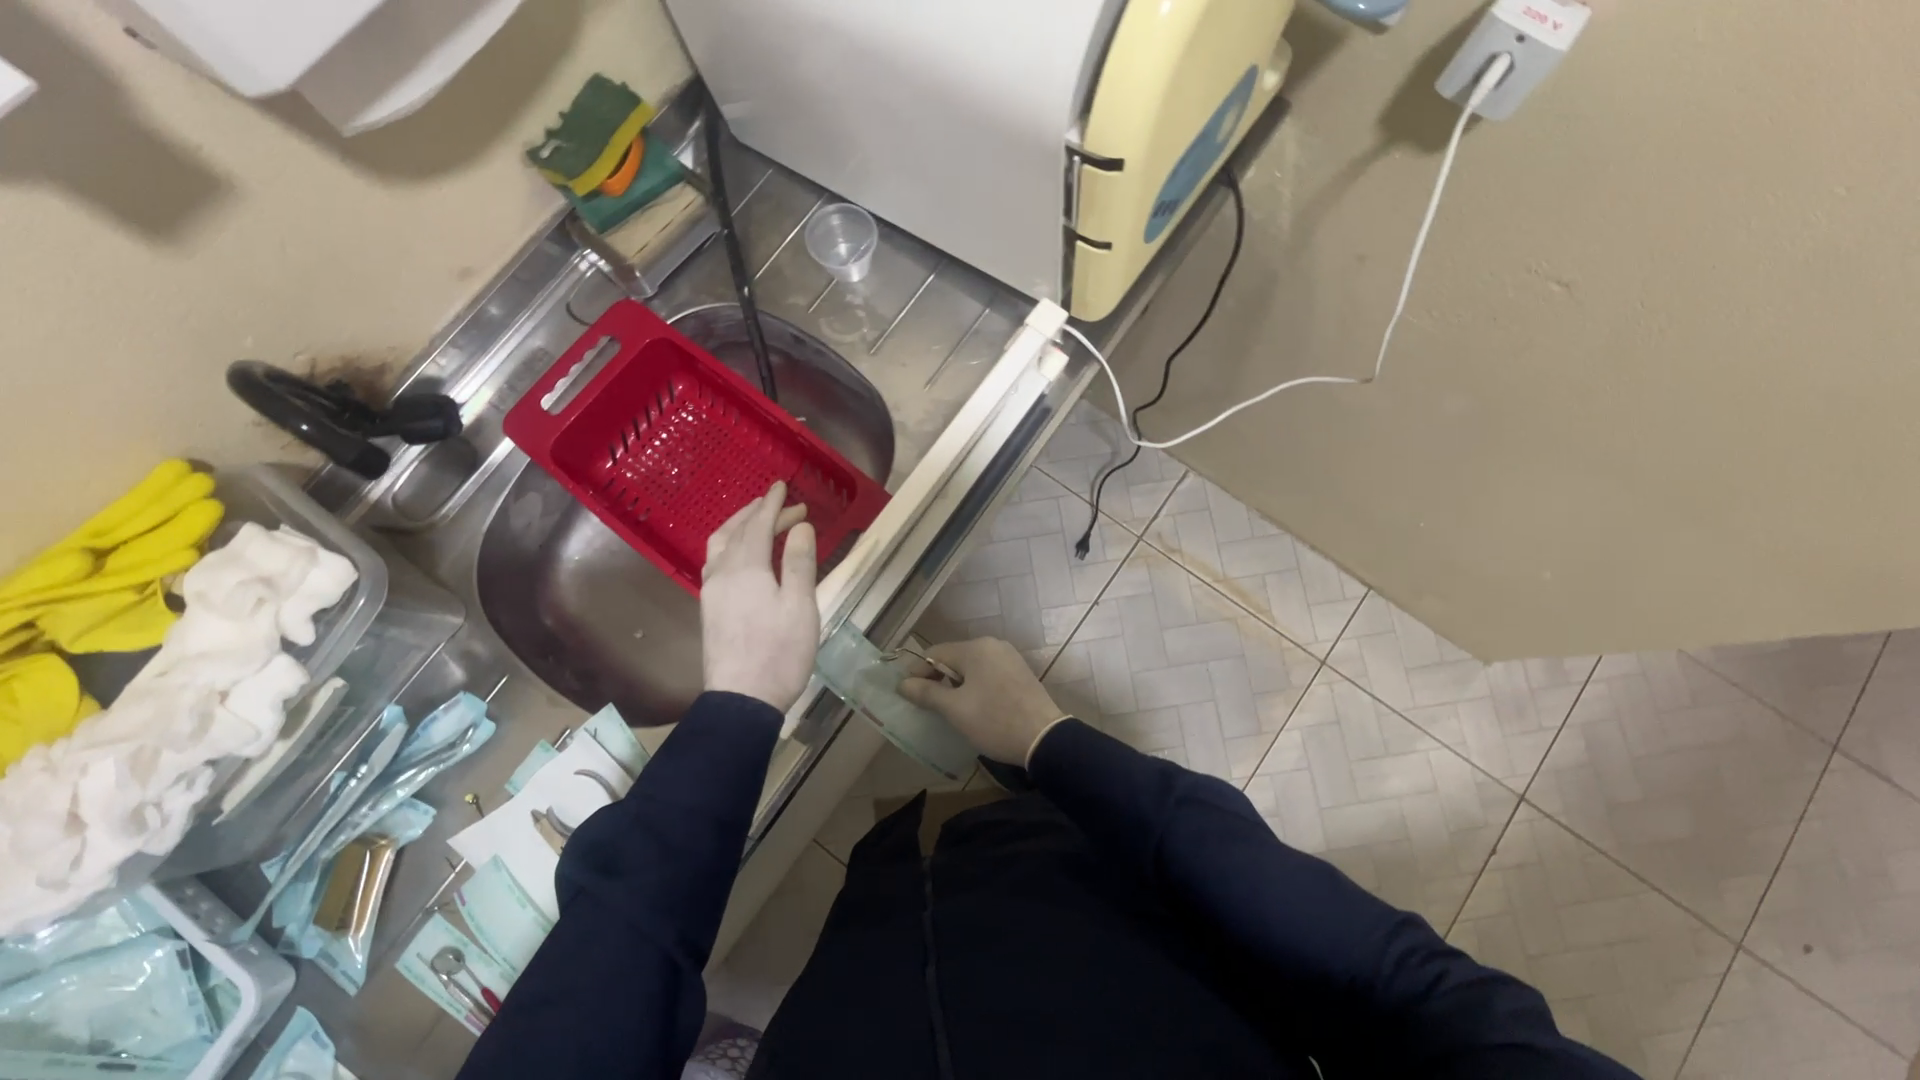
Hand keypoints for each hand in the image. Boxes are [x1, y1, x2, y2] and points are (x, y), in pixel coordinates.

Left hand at [701, 482, 817, 711]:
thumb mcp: (800, 606)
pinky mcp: (710, 610)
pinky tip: (744, 557)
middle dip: (758, 513)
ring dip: (739, 528)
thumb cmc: (779, 653)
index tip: (783, 486)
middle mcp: (722, 574)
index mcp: (745, 569)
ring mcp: (711, 593)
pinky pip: (716, 563)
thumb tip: (799, 526)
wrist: (742, 699)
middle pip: (735, 532)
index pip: (758, 525)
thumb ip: (798, 562)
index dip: (772, 505)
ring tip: (759, 522)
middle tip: (784, 505)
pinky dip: (732, 547)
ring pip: (719, 546)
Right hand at [897, 638, 1069, 765]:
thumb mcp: (955, 709)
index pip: (935, 652)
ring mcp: (1010, 658)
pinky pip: (988, 673)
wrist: (1044, 739)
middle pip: (954, 658)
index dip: (918, 672)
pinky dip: (976, 686)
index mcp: (976, 648)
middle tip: (928, 705)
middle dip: (938, 678)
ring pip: (972, 667)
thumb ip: (927, 693)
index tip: (909, 695)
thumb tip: (903, 684)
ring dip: (957, 684)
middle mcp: (993, 645)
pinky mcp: (1020, 673)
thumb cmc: (995, 721)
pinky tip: (975, 707)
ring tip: (950, 709)